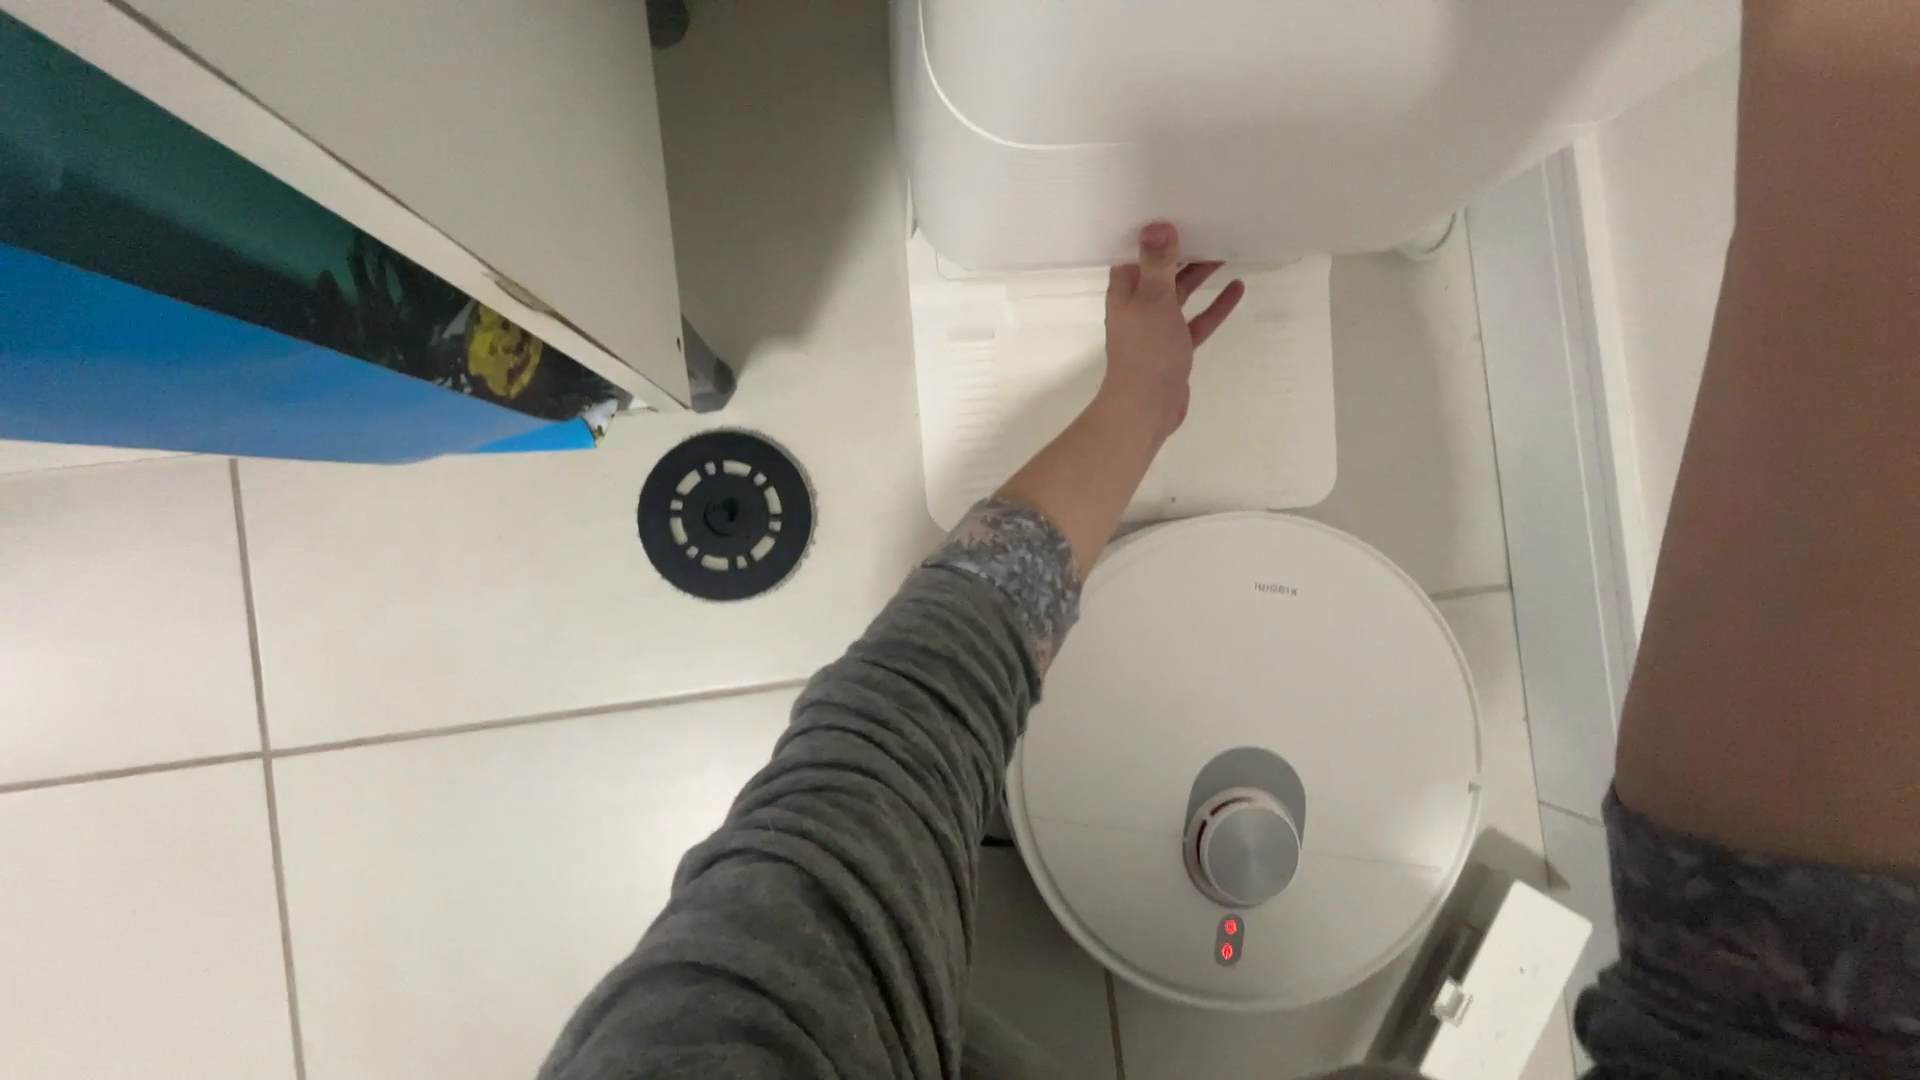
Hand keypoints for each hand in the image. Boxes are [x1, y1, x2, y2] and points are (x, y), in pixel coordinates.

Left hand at [1100, 222, 1245, 440]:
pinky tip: (1237, 288)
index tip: (1172, 211)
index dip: (1149, 236)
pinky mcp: (1176, 348)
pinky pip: (1197, 321)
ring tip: (1225, 249)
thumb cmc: (1146, 350)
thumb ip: (1157, 264)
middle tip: (1209, 225)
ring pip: (1180, 295)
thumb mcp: (1153, 300)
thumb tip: (1156, 226)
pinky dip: (1214, 306)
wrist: (1147, 406)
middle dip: (1181, 251)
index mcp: (1125, 293)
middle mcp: (1138, 308)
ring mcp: (1157, 329)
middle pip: (1160, 272)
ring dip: (1199, 275)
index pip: (1133, 255)